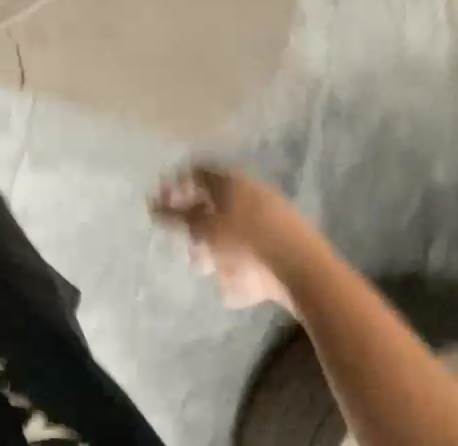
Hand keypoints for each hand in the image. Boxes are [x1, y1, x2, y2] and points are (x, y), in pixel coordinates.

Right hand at [150, 165, 314, 311]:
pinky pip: (256, 248)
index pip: (195, 171)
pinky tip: (234, 285)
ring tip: (206, 269)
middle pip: (215, 202)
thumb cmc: (245, 243)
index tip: (163, 205)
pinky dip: (240, 262)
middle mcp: (253, 192)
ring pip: (235, 228)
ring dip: (216, 246)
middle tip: (185, 243)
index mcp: (231, 182)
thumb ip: (173, 216)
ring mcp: (276, 217)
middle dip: (195, 224)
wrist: (307, 274)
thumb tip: (150, 204)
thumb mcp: (201, 228)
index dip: (175, 185)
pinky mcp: (291, 243)